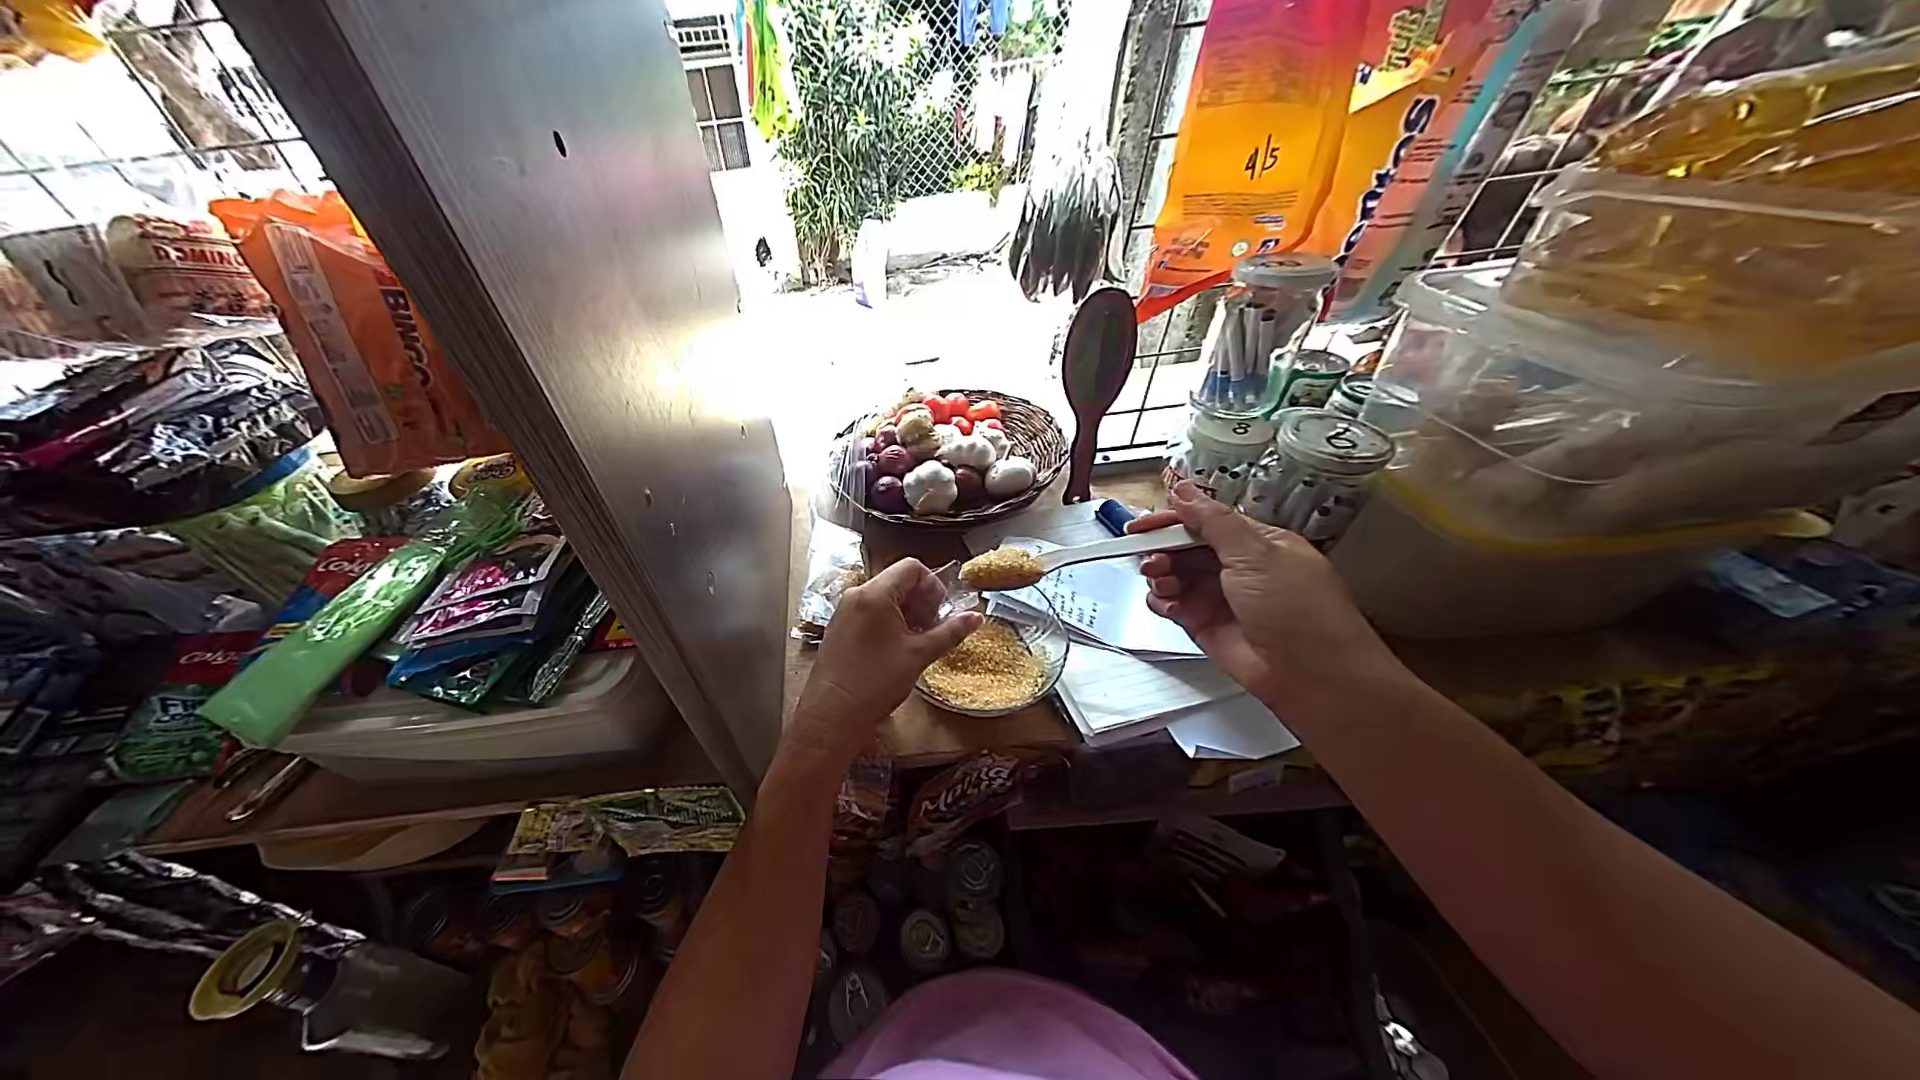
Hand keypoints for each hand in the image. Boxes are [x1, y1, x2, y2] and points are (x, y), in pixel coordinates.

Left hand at [785, 557, 981, 768]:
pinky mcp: (839, 628)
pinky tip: (897, 649)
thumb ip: (950, 632)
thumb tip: (977, 617)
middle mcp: (856, 595)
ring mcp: (844, 611)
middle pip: (898, 580)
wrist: (831, 715)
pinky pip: (870, 611)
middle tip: (932, 629)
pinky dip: (889, 621)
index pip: (912, 567)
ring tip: (917, 641)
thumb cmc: (876, 682)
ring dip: (907, 612)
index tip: (940, 612)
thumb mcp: (919, 655)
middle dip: (921, 600)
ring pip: (884, 597)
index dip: (933, 585)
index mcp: (875, 593)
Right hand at [1128, 481, 1404, 710]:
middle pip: (1185, 547)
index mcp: (1256, 543)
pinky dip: (1163, 602)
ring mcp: (1220, 597)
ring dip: (1161, 575)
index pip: (1205, 521)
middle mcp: (1237, 568)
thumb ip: (1214, 521)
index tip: (1142, 526)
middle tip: (1149, 555)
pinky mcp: (1206, 624)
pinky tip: (1168, 604)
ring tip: (1161, 581)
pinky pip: (1173, 605)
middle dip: (1162, 548)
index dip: (1172, 520)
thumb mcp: (1257, 554)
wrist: (1313, 676)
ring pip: (1175, 575)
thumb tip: (1185, 492)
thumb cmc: (1301, 611)